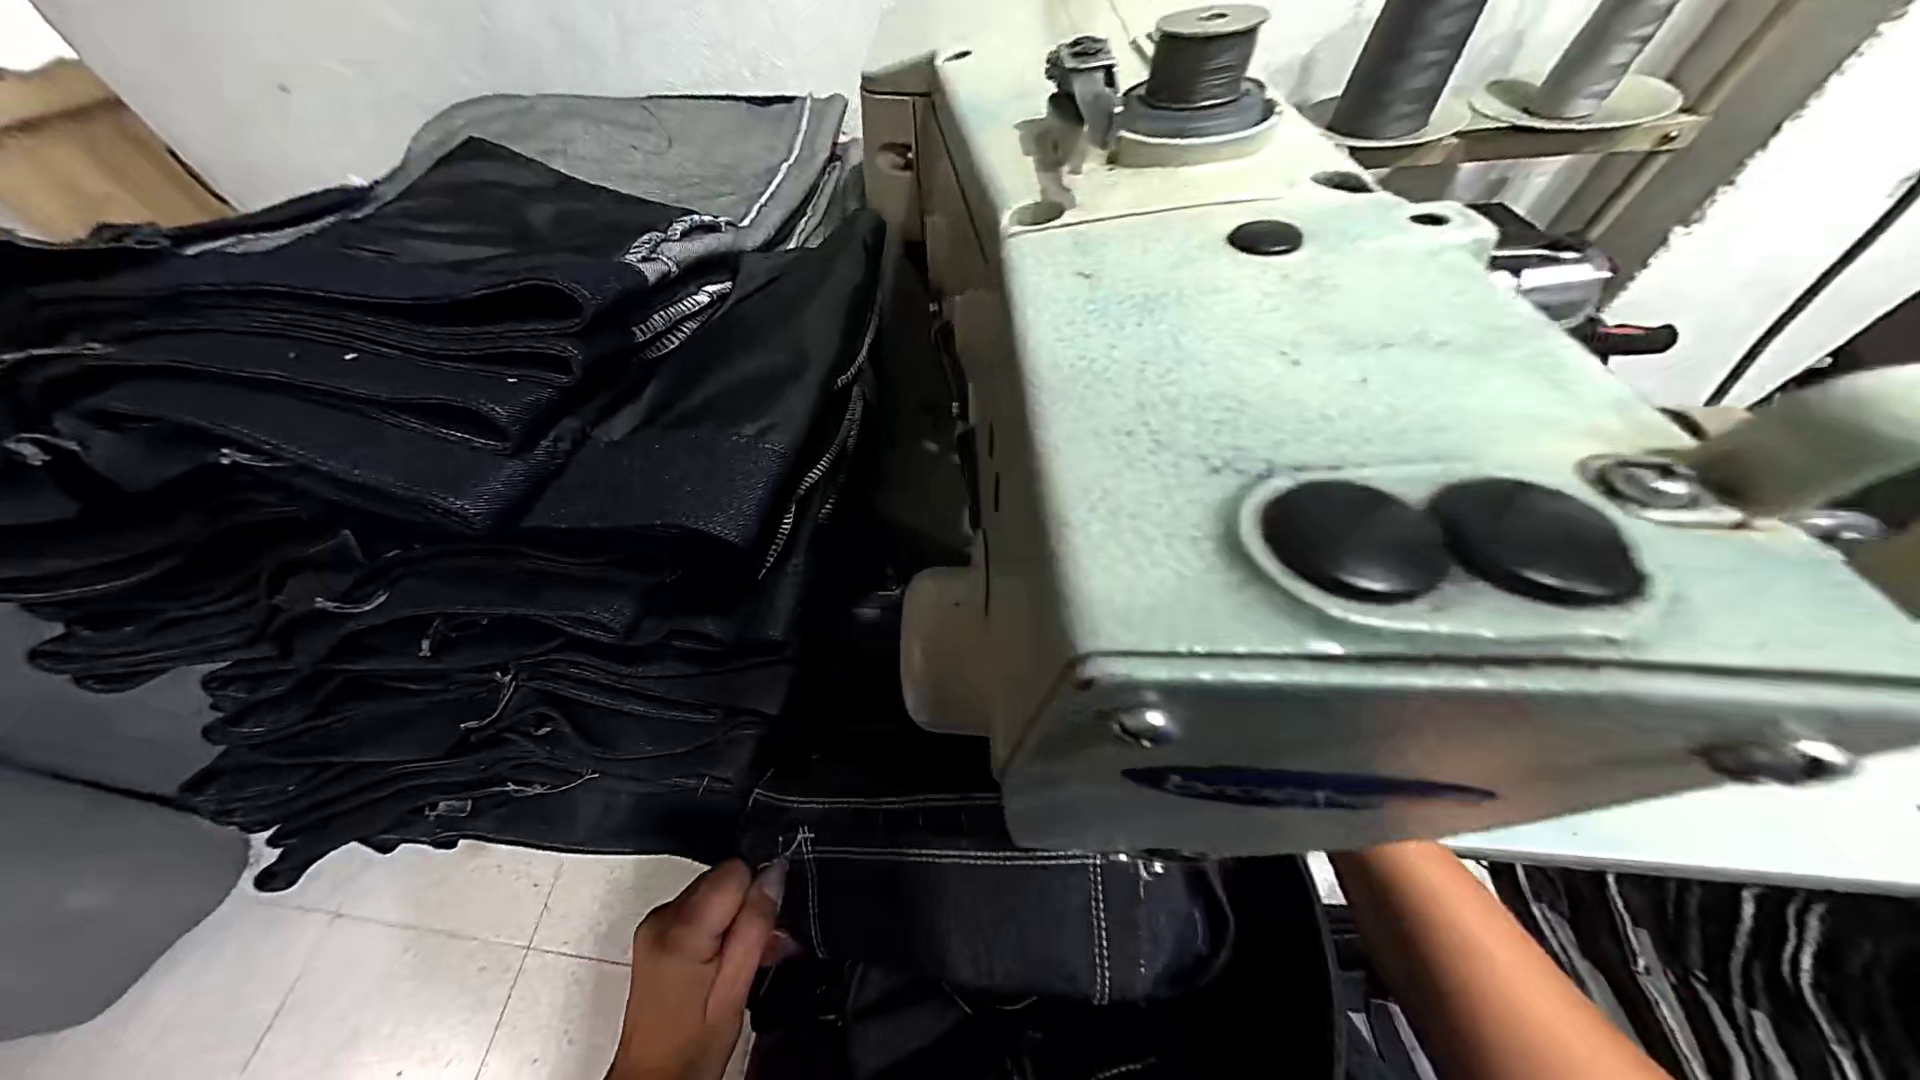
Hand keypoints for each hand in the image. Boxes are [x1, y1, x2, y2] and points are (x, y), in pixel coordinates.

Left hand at [606, 858, 791, 1079]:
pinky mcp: (655, 932)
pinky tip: (729, 955)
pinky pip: (699, 906)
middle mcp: (662, 916)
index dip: (757, 893)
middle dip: (749, 903)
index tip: (767, 926)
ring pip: (714, 890)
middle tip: (765, 945)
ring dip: (736, 913)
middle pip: (722, 878)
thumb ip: (756, 924)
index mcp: (680, 930)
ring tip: (749, 955)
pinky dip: (719, 922)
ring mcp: (655, 923)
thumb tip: (775, 872)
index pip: (734, 871)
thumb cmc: (696, 1046)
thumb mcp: (736, 988)